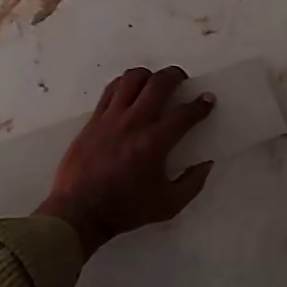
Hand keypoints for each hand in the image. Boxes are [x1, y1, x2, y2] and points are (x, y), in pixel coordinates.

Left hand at [35, 65, 216, 254]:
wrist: (79, 211)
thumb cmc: (125, 209)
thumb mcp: (168, 205)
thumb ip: (192, 183)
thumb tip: (206, 164)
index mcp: (154, 143)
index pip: (184, 114)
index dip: (200, 105)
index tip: (207, 100)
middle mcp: (133, 123)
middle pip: (158, 84)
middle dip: (175, 76)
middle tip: (182, 79)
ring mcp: (111, 118)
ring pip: (131, 79)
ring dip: (148, 75)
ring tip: (154, 81)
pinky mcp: (93, 119)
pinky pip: (110, 90)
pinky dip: (124, 83)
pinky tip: (129, 89)